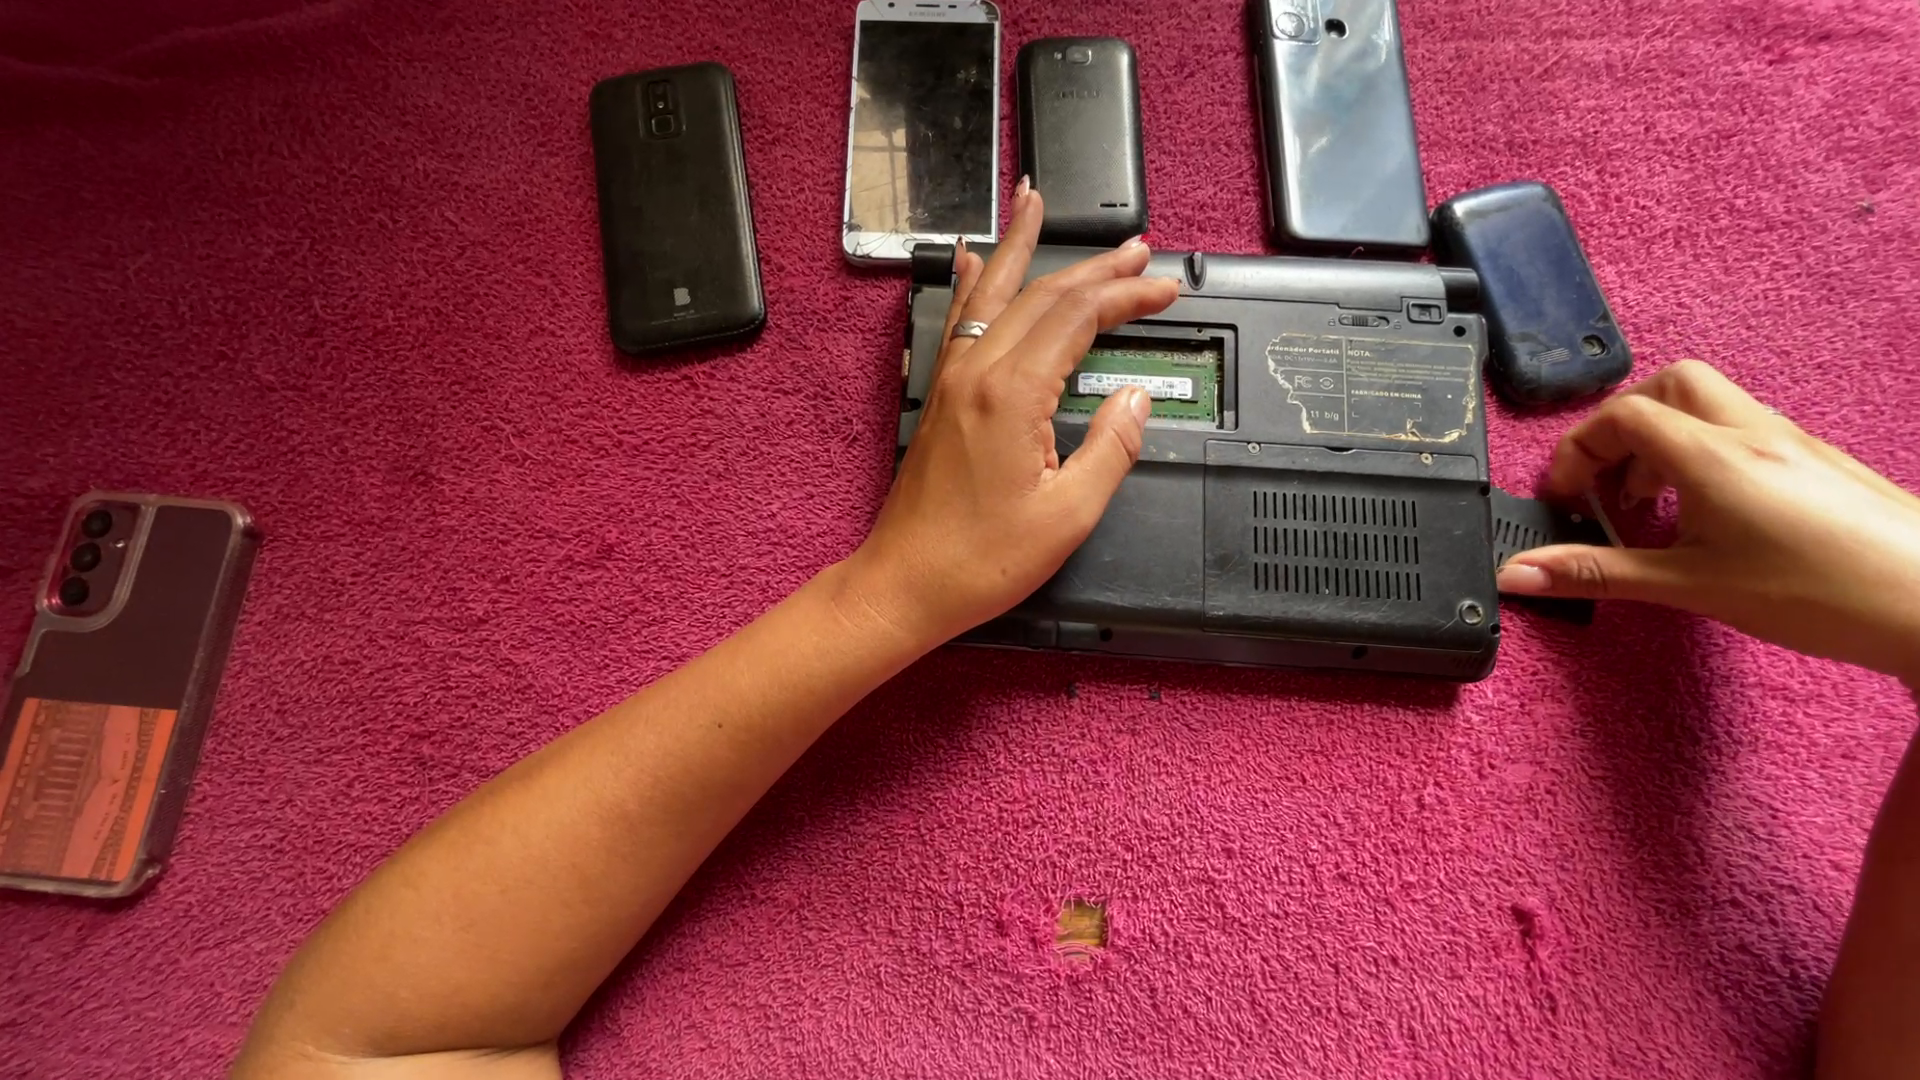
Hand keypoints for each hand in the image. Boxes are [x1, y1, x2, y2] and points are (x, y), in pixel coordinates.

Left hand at [840, 184, 1178, 647]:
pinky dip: (972, 286)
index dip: (1126, 296)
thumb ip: (1110, 449)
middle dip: (1094, 269)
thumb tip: (1136, 402)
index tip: (1163, 290)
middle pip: (1041, 295)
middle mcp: (976, 374)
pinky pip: (957, 324)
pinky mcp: (940, 398)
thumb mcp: (1068, 516)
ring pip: (993, 295)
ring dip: (1022, 248)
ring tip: (1034, 202)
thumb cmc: (979, 560)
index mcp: (1012, 395)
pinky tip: (974, 260)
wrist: (907, 583)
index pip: (1079, 317)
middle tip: (1137, 252)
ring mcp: (951, 382)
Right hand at [1498, 360, 1919, 682]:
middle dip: (1622, 425)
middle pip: (1671, 385)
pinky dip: (1701, 456)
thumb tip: (1512, 574)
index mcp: (1715, 455)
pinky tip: (1702, 514)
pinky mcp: (1819, 463)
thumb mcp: (1688, 585)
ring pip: (1710, 406)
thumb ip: (1593, 573)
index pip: (1622, 416)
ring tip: (1649, 505)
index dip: (1577, 450)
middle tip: (1607, 478)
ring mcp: (1794, 444)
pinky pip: (1743, 433)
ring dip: (1660, 441)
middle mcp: (1754, 434)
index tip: (1566, 497)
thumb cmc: (1818, 593)